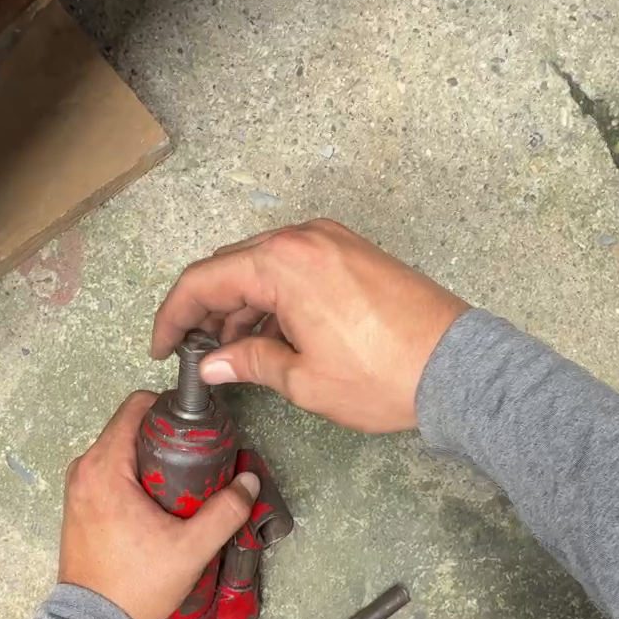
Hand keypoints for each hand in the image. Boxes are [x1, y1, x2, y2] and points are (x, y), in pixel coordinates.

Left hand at [59, 392, 259, 618]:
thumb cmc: (137, 584)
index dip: (170, 408)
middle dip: (165, 435)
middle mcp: (84, 470)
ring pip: (120, 451)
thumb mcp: (192, 548)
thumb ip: (226, 511)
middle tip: (199, 458)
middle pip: (130, 428)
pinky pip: (110, 472)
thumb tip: (249, 482)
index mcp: (105, 468)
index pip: (135, 407)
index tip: (197, 426)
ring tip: (184, 481)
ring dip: (151, 457)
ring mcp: (77, 488)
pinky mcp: (79, 506)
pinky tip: (160, 500)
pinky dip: (135, 475)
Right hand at [151, 219, 469, 432]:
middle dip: (208, 312)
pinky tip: (276, 335)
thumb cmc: (384, 375)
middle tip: (200, 355)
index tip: (162, 347)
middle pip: (232, 268)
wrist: (455, 368)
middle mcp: (304, 238)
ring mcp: (333, 241)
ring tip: (239, 353)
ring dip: (244, 307)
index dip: (173, 316)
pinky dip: (277, 298)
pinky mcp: (354, 254)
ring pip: (265, 268)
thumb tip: (213, 363)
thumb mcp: (304, 379)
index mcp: (282, 264)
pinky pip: (297, 268)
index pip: (203, 281)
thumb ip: (249, 363)